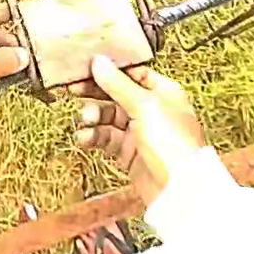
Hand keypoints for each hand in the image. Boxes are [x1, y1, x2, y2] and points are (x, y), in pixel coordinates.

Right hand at [73, 56, 205, 205]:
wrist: (180, 191)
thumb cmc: (173, 143)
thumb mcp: (144, 105)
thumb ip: (118, 83)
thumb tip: (98, 61)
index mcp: (162, 90)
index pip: (131, 72)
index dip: (109, 69)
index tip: (86, 67)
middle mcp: (151, 108)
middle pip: (116, 93)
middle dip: (95, 92)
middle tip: (73, 89)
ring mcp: (139, 131)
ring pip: (108, 116)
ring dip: (94, 116)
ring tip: (85, 120)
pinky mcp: (129, 153)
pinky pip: (106, 138)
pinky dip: (94, 136)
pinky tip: (84, 138)